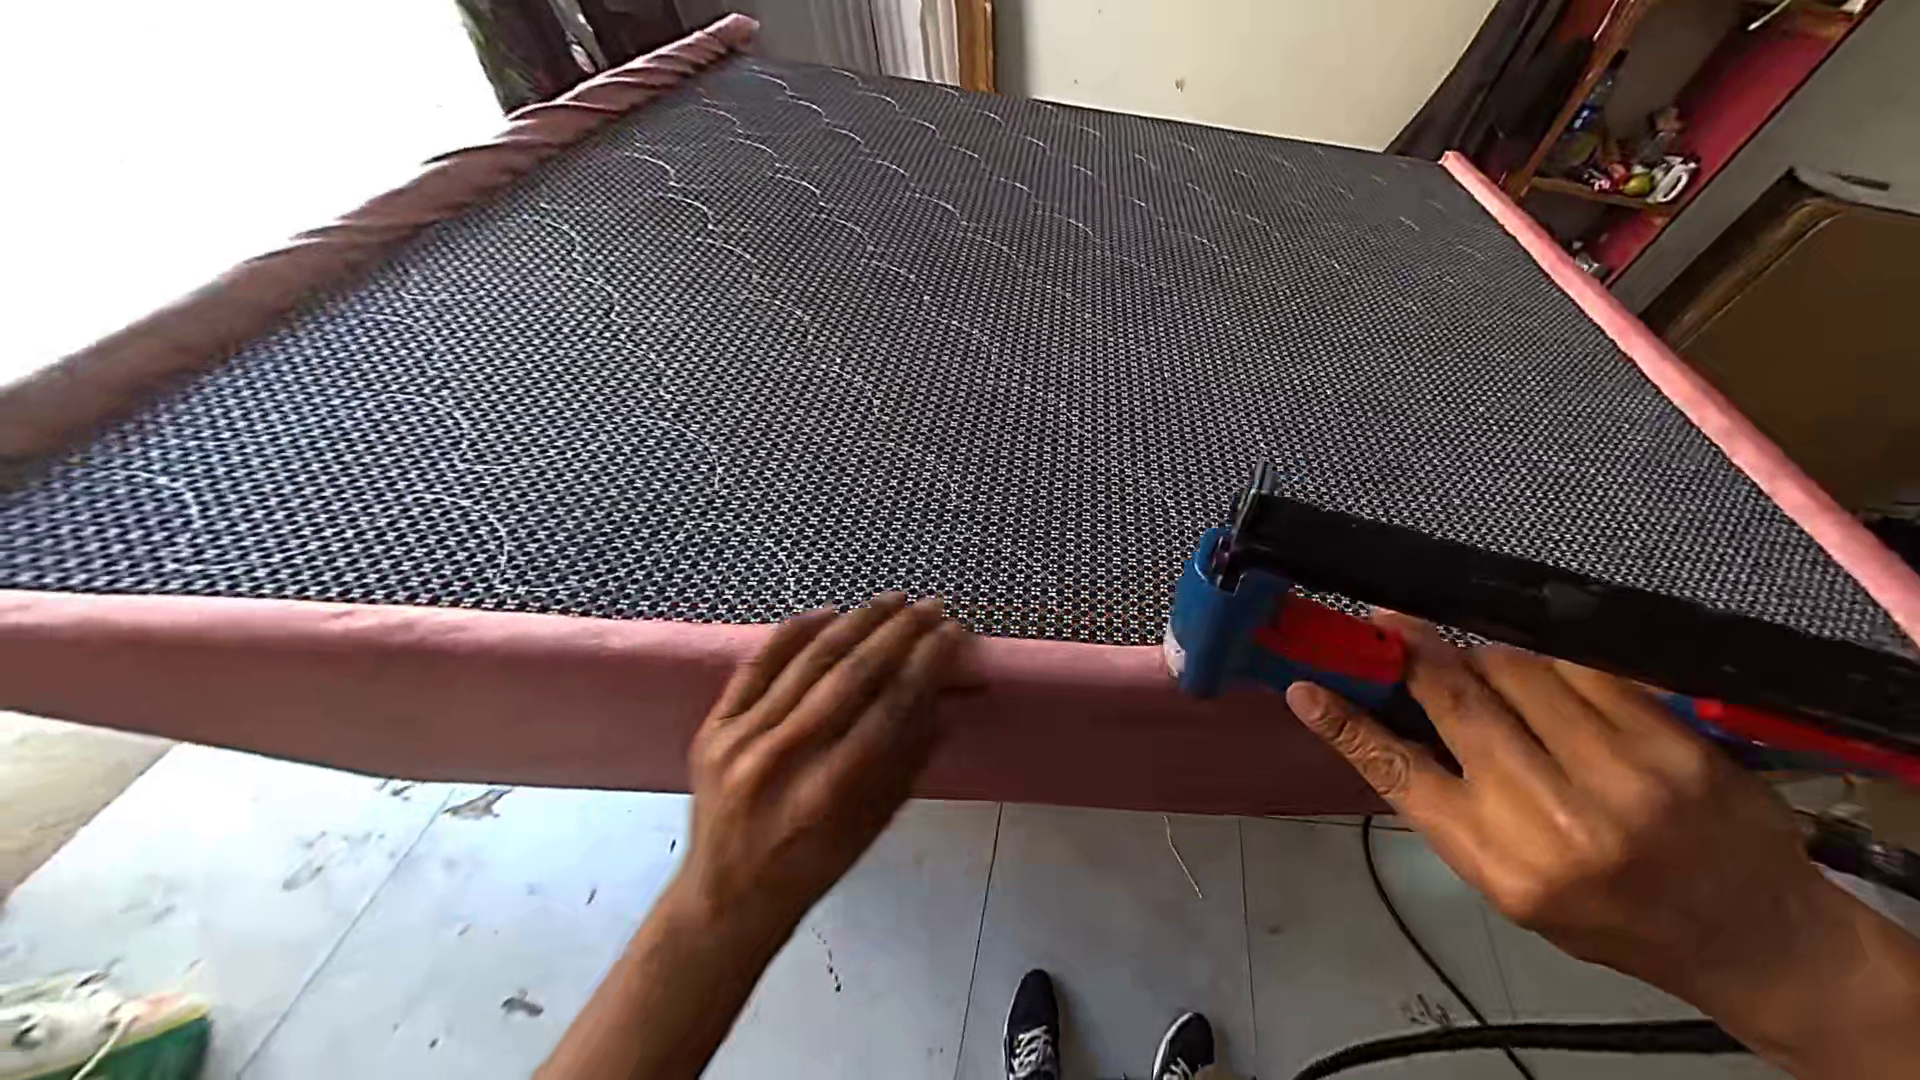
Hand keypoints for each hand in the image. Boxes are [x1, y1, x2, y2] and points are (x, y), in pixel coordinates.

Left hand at [672, 592, 966, 941]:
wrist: (724, 897)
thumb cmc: (811, 868)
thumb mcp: (873, 825)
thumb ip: (909, 761)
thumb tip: (946, 700)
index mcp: (829, 790)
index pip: (890, 706)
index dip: (927, 663)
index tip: (952, 633)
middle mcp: (784, 755)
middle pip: (852, 674)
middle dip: (900, 632)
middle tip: (932, 606)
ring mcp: (742, 736)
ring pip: (809, 660)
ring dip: (857, 622)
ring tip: (892, 599)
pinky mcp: (714, 726)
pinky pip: (758, 664)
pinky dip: (794, 632)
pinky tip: (828, 611)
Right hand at [1284, 613, 1919, 1079]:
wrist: (1755, 939)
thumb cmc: (1599, 911)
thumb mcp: (1499, 877)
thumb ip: (1439, 799)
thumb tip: (1374, 720)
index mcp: (1499, 856)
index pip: (1398, 771)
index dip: (1343, 724)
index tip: (1303, 688)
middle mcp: (1556, 817)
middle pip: (1455, 700)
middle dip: (1414, 651)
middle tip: (1386, 622)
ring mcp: (1625, 776)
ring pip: (1515, 670)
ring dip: (1481, 657)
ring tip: (1478, 665)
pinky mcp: (1676, 744)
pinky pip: (1580, 668)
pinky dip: (1545, 662)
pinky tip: (1542, 675)